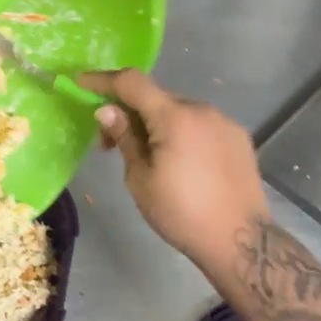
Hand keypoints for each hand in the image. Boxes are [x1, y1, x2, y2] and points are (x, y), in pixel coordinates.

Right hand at [76, 69, 267, 266]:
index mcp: (175, 118)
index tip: (81, 83)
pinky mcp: (238, 138)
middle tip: (109, 143)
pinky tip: (178, 162)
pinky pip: (199, 125)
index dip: (103, 80)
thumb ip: (125, 138)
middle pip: (155, 98)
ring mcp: (224, 122)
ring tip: (146, 157)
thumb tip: (106, 110)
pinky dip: (180, 133)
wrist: (239, 240)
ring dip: (156, 123)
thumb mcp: (140, 178)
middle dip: (128, 112)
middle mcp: (202, 110)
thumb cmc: (180, 212)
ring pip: (178, 111)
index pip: (132, 83)